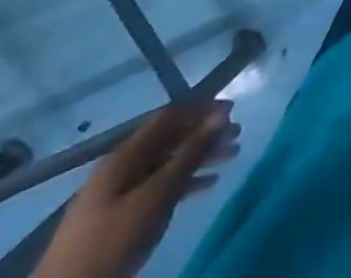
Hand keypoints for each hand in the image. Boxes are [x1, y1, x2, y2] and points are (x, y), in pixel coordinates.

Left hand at [33, 100, 238, 277]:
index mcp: (125, 157)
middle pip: (170, 139)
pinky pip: (160, 186)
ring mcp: (119, 193)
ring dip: (200, 157)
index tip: (233, 110)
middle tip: (238, 135)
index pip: (168, 118)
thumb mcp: (156, 195)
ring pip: (167, 163)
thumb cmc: (113, 240)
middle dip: (205, 133)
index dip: (201, 109)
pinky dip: (186, 181)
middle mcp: (122, 168)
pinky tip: (208, 185)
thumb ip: (189, 154)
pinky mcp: (121, 215)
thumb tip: (219, 115)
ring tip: (232, 157)